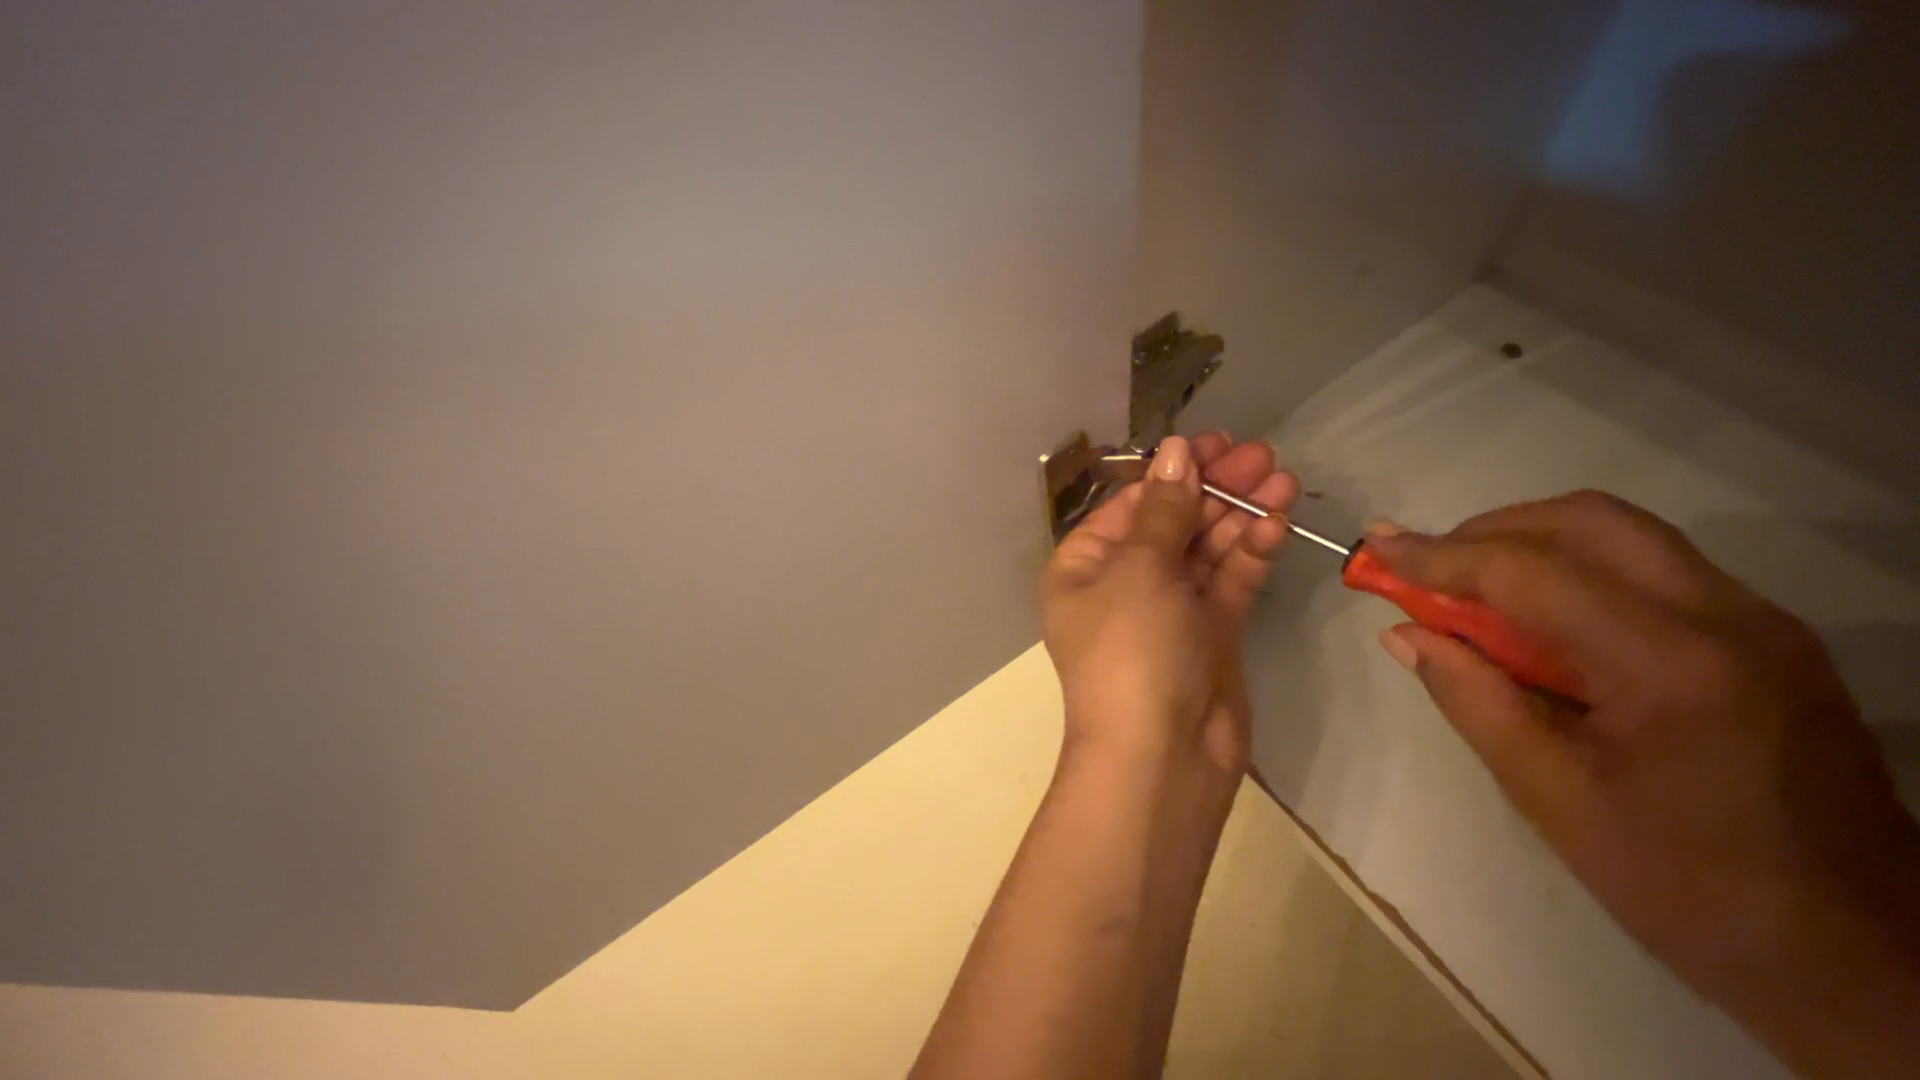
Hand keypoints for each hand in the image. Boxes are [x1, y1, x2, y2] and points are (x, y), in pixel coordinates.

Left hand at [1040, 433, 1298, 778]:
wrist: (1162, 757)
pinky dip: (1251, 552)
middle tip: (1260, 454)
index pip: (1130, 506)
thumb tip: (1176, 450)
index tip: (1215, 444)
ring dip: (1240, 514)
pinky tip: (1277, 520)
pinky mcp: (1210, 632)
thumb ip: (1165, 510)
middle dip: (1214, 488)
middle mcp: (1123, 584)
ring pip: (1206, 548)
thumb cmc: (1131, 653)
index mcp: (1084, 567)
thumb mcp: (1139, 571)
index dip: (1172, 473)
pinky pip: (1229, 581)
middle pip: (1172, 521)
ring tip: (1282, 479)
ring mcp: (1169, 609)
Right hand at [1366, 491, 1919, 1077]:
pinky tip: (1545, 625)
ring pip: (1626, 535)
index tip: (1375, 546)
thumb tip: (1405, 634)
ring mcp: (1761, 621)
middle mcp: (1727, 617)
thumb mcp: (1552, 798)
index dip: (1439, 555)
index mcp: (1668, 665)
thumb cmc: (1684, 886)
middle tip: (1427, 567)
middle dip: (1491, 530)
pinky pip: (1658, 570)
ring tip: (1474, 591)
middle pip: (1587, 520)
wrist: (1858, 951)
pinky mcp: (1772, 638)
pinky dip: (1583, 572)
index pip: (1530, 571)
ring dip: (1536, 545)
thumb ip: (1473, 700)